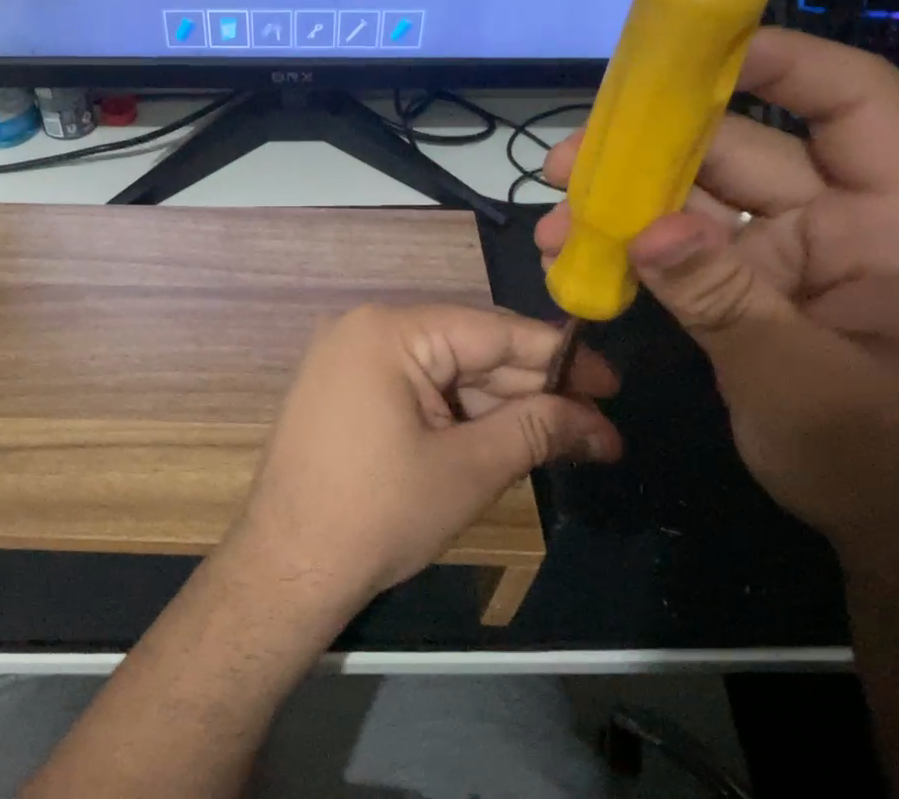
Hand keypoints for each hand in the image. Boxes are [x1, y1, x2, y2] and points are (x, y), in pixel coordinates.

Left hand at [229, 304, 618, 604]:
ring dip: (499, 406)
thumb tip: (599, 424)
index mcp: (389, 331)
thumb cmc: (378, 514)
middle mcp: (363, 331)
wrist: (287, 567)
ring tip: (563, 441)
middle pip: (468, 350)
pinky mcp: (341, 392)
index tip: (611, 384)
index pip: (493, 331)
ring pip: (443, 372)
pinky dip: (457, 414)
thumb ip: (536, 430)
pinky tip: (504, 439)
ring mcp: (345, 361)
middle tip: (596, 426)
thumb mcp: (468, 469)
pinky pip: (414, 388)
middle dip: (532, 390)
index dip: (559, 357)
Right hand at [535, 28, 898, 551]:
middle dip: (655, 147)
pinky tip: (574, 260)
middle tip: (568, 159)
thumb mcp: (806, 387)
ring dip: (625, 202)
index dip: (786, 64)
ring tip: (554, 216)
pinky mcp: (745, 293)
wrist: (894, 533)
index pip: (857, 106)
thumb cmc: (883, 461)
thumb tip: (644, 229)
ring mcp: (787, 260)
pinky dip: (629, 253)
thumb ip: (728, 305)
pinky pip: (681, 254)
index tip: (694, 51)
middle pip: (747, 151)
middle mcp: (840, 225)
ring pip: (699, 203)